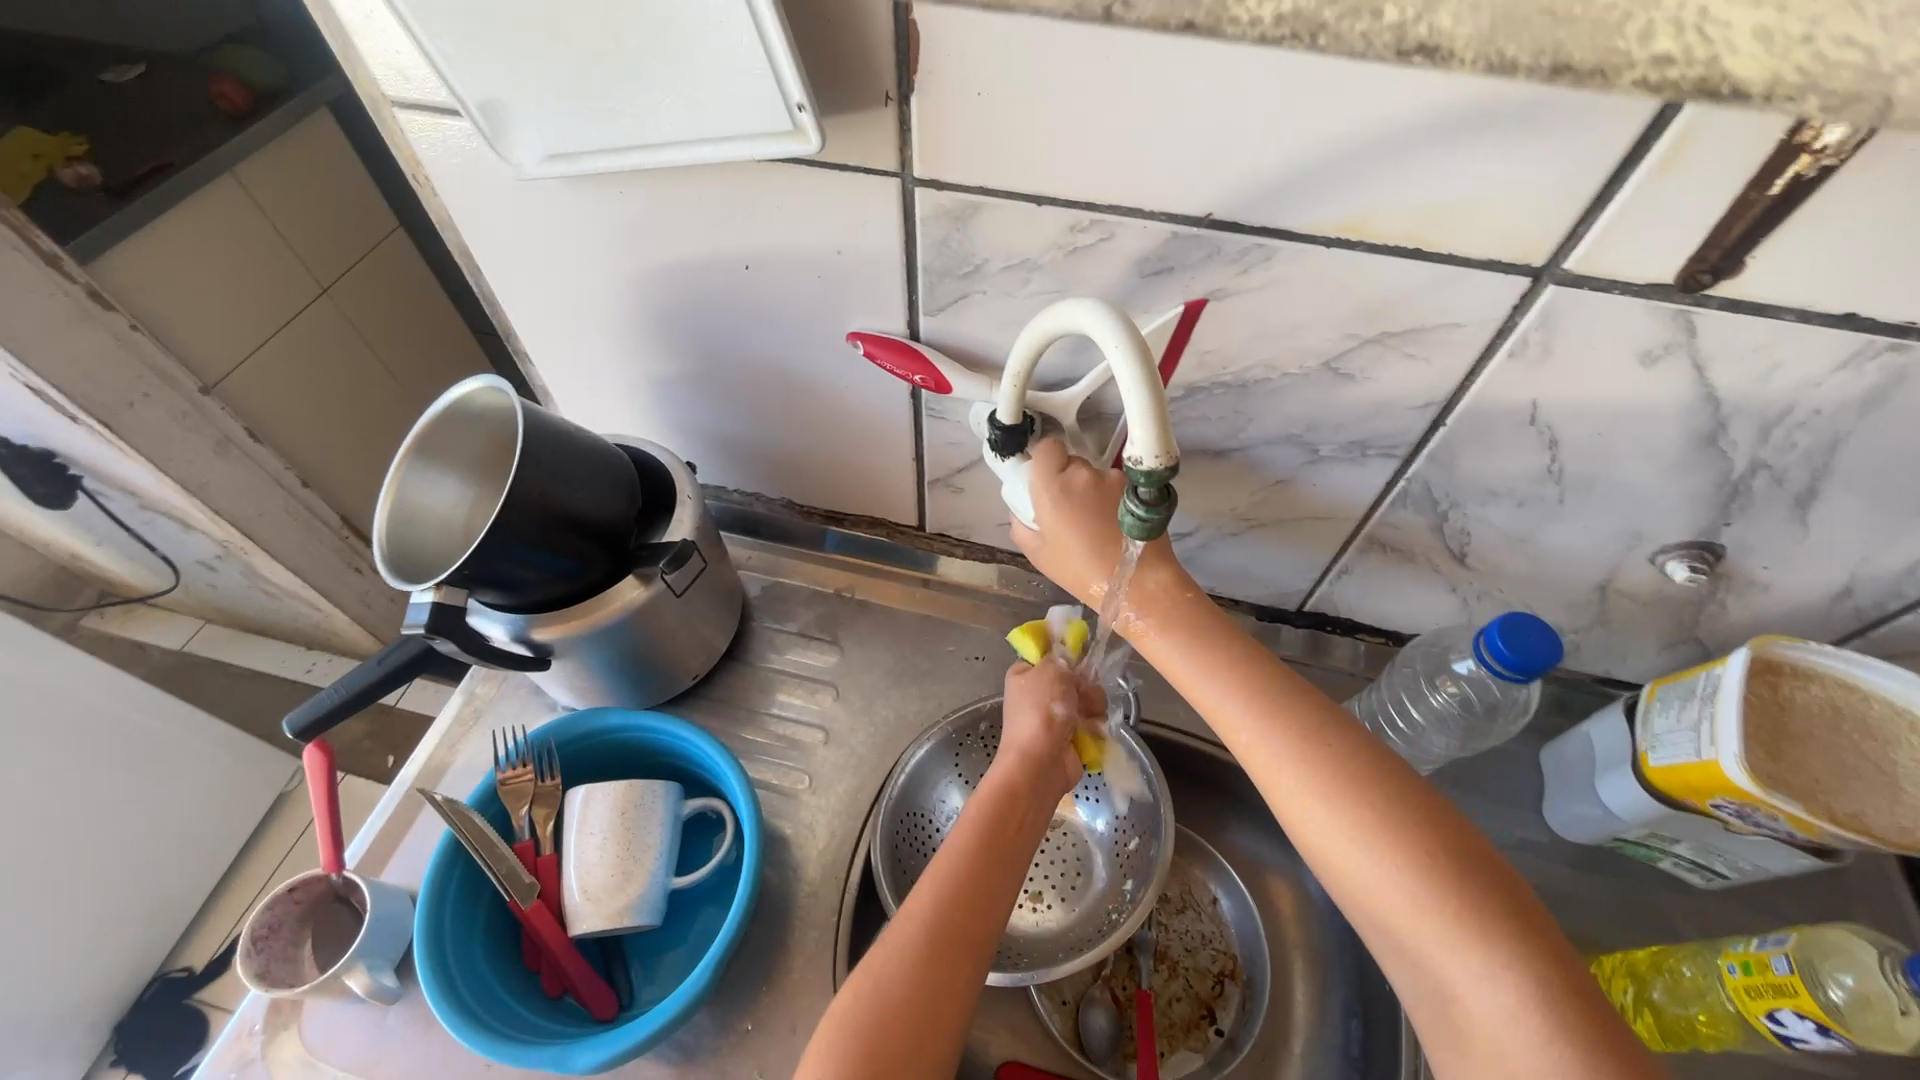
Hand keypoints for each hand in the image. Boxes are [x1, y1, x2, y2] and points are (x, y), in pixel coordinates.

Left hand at [992, 657, 1098, 802]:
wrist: (1041, 760)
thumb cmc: (1040, 710)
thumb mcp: (1050, 670)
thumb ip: (1062, 660)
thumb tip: (1070, 667)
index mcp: (1024, 674)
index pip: (1047, 656)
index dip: (1064, 655)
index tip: (1079, 656)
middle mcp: (1038, 693)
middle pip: (1073, 677)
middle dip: (1083, 684)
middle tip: (1081, 692)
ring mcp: (1055, 716)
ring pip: (1087, 698)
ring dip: (1092, 704)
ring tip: (1088, 714)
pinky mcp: (1072, 735)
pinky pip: (1092, 720)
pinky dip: (1095, 723)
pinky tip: (1093, 728)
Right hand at [1009, 438, 1191, 612]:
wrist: (1136, 581)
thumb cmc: (1080, 571)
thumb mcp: (1038, 554)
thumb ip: (1022, 525)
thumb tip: (1021, 511)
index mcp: (1052, 486)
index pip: (1047, 447)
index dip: (1045, 460)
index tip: (1045, 480)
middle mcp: (1082, 474)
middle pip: (1071, 462)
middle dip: (1067, 479)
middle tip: (1069, 509)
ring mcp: (1112, 479)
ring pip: (1094, 475)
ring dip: (1091, 490)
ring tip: (1095, 521)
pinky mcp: (1134, 488)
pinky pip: (1115, 486)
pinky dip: (1111, 498)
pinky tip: (1114, 523)